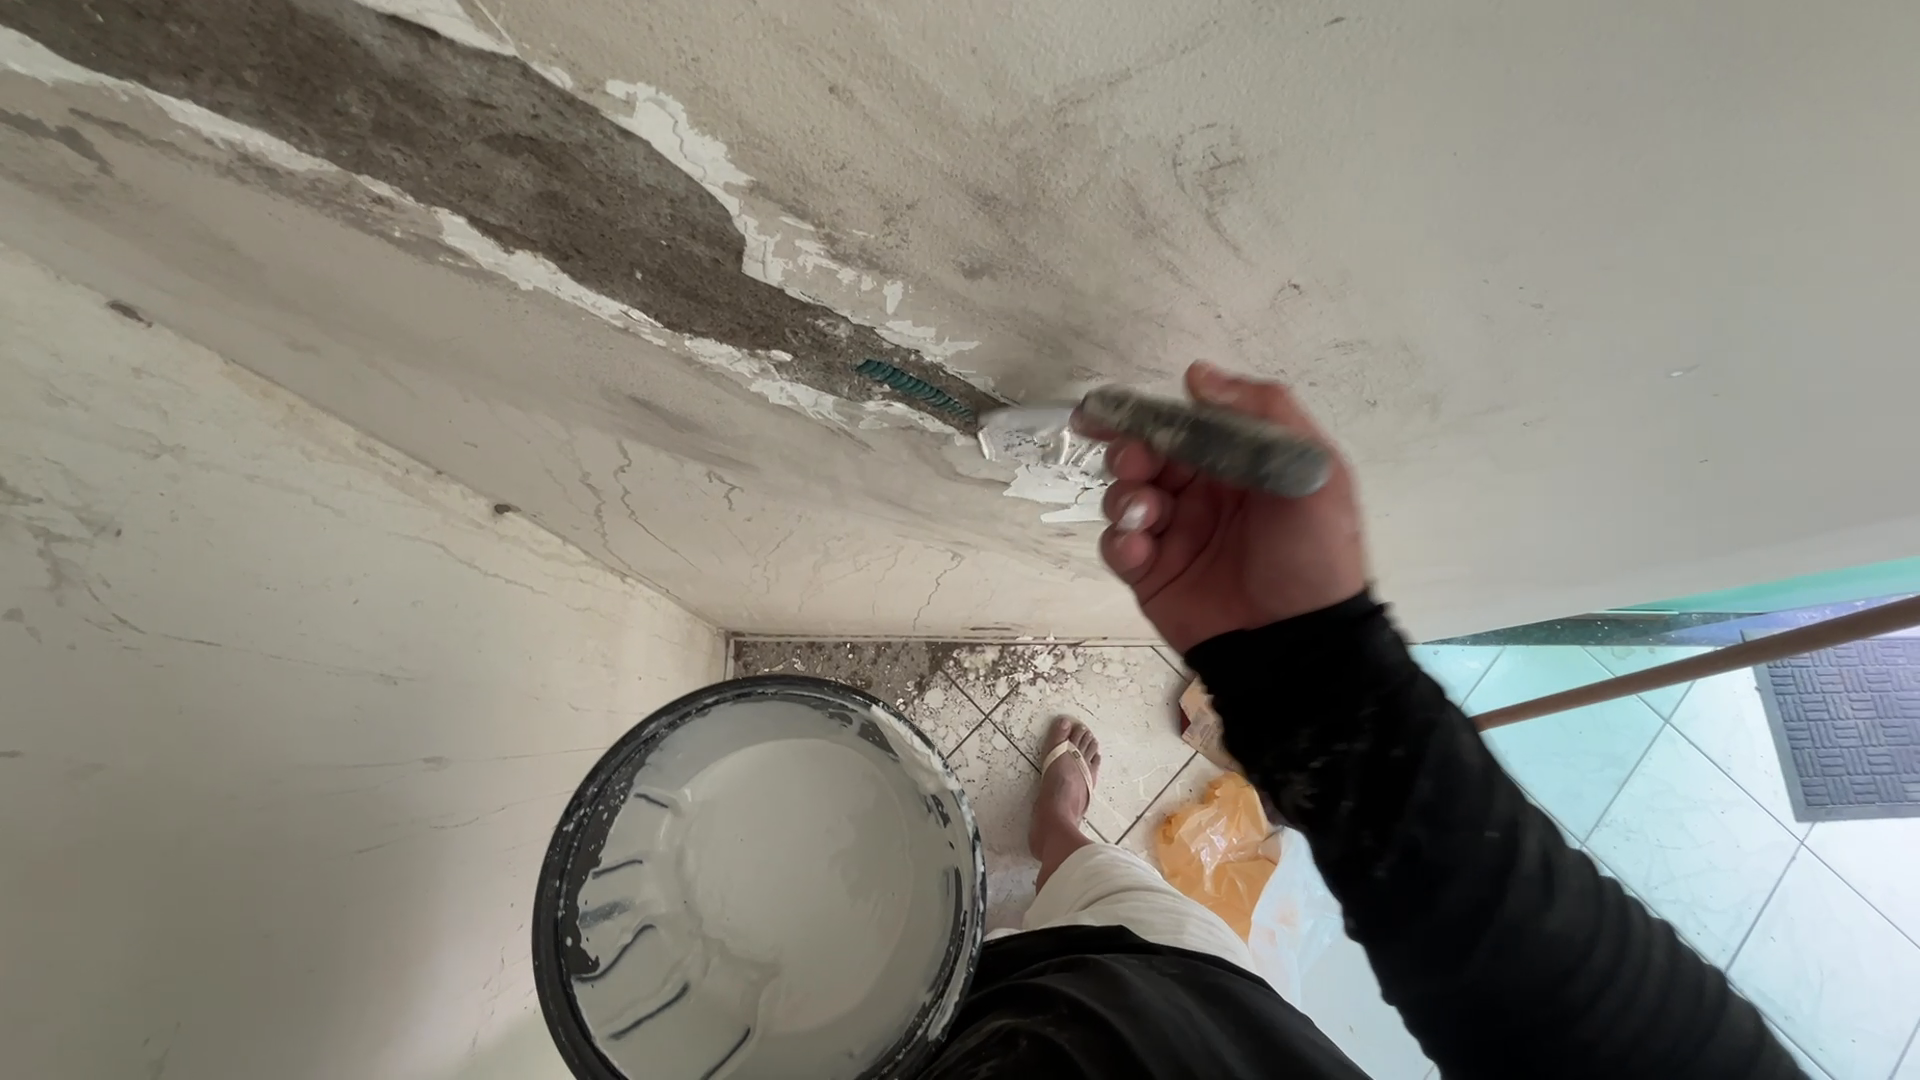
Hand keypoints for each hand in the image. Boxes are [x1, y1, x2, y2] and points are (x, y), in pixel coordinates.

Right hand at [1076, 362, 1369, 653]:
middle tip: (1134, 464)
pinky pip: (1116, 546)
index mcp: (1234, 463)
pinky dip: (1118, 543)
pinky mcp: (1150, 573)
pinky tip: (1139, 550)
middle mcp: (1198, 493)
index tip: (1105, 408)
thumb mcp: (1314, 471)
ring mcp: (1171, 533)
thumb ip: (1264, 412)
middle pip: (1142, 457)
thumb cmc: (1312, 554)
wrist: (1298, 644)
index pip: (1180, 426)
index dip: (1142, 414)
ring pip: (1123, 497)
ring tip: (1145, 516)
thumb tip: (1196, 374)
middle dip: (1128, 453)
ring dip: (1124, 497)